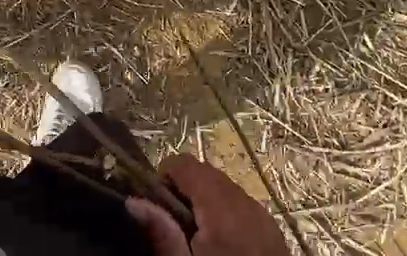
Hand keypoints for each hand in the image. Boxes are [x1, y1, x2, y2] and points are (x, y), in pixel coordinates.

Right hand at [126, 155, 289, 255]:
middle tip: (174, 221)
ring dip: (205, 197)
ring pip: (224, 186)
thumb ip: (162, 234)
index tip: (158, 203)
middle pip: (205, 172)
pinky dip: (226, 209)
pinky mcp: (274, 231)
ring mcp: (263, 216)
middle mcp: (245, 204)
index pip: (186, 164)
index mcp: (222, 211)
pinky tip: (222, 242)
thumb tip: (133, 202)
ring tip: (198, 233)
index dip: (166, 175)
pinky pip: (242, 203)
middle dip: (184, 186)